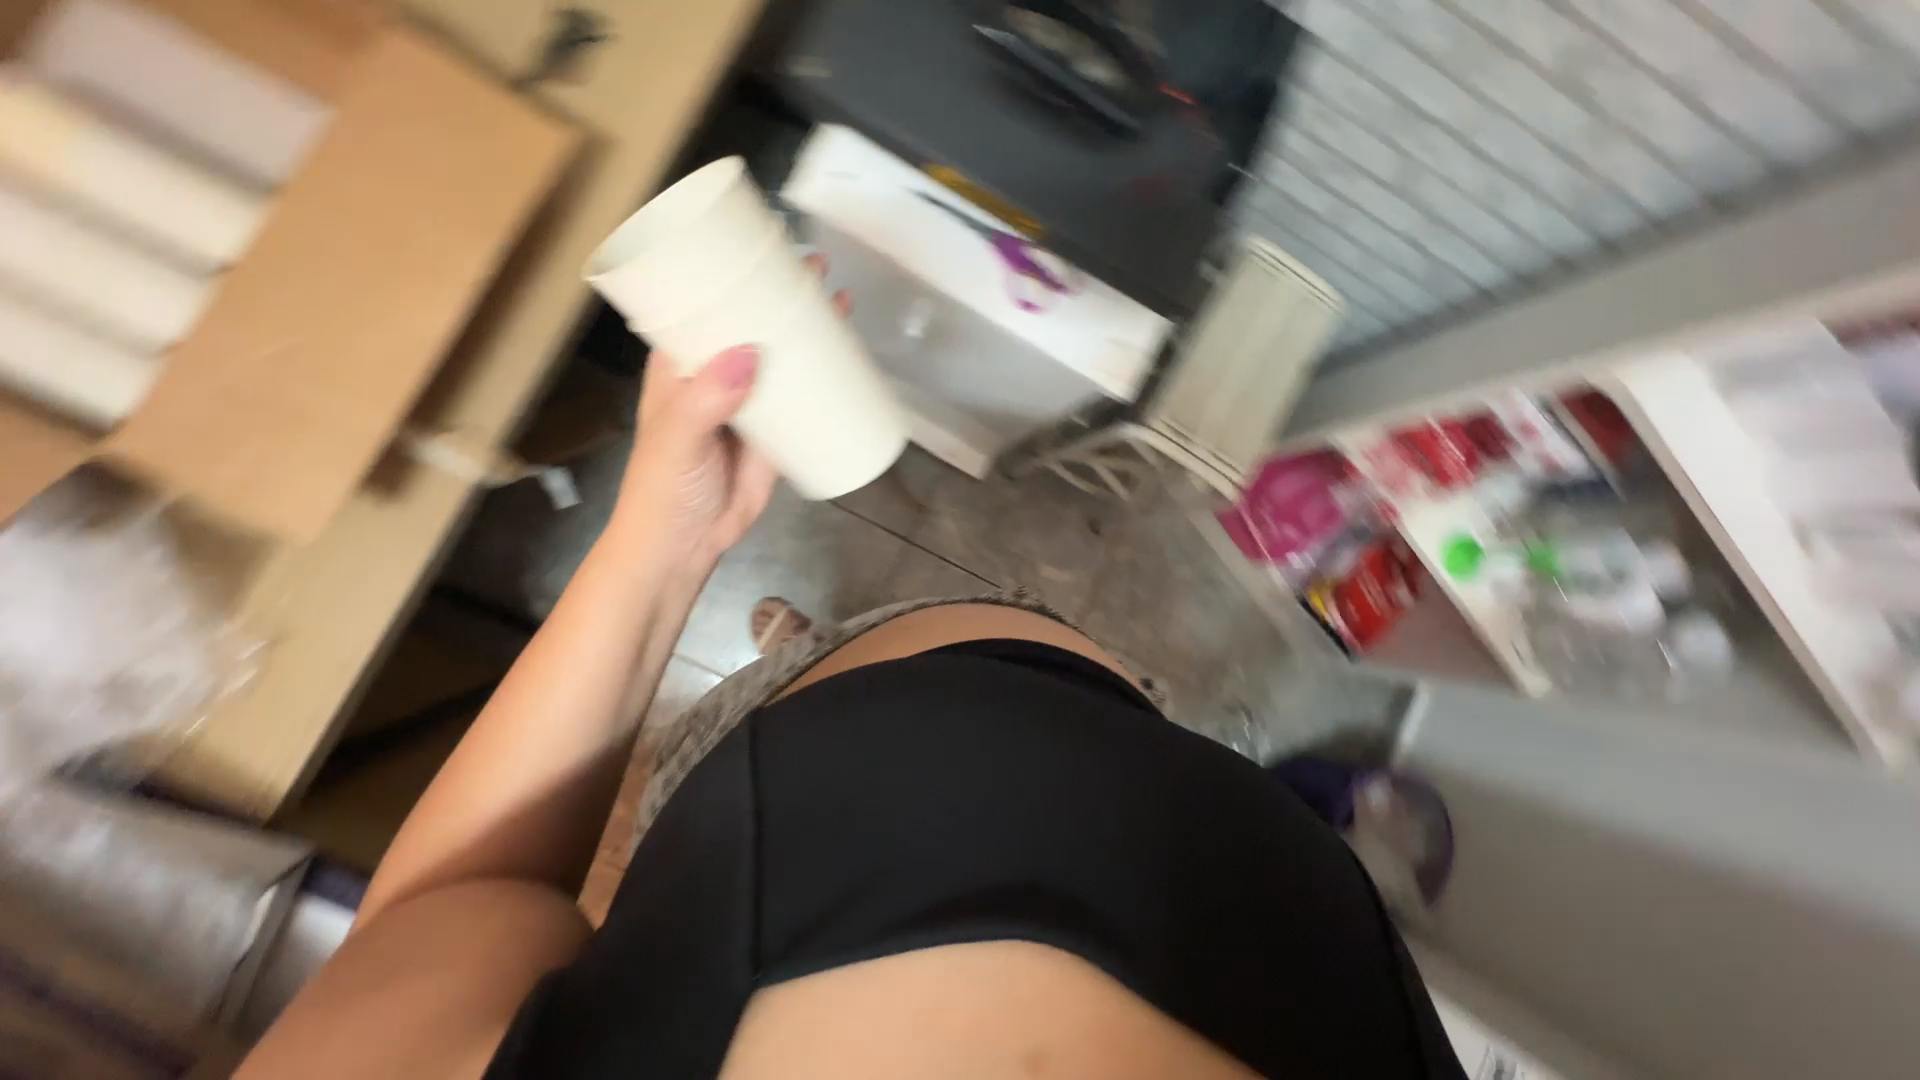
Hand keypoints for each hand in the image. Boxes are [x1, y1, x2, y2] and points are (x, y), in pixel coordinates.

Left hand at [609, 256, 849, 567]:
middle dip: (784, 297)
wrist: (687, 544)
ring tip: (841, 306)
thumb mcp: (676, 438)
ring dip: (810, 333)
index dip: (732, 277)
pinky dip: (826, 380)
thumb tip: (751, 355)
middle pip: (753, 325)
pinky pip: (804, 399)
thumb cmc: (665, 486)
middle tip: (817, 271)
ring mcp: (750, 404)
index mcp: (682, 364)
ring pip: (784, 358)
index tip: (764, 251)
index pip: (704, 306)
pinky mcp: (777, 434)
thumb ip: (705, 400)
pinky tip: (850, 362)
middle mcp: (717, 375)